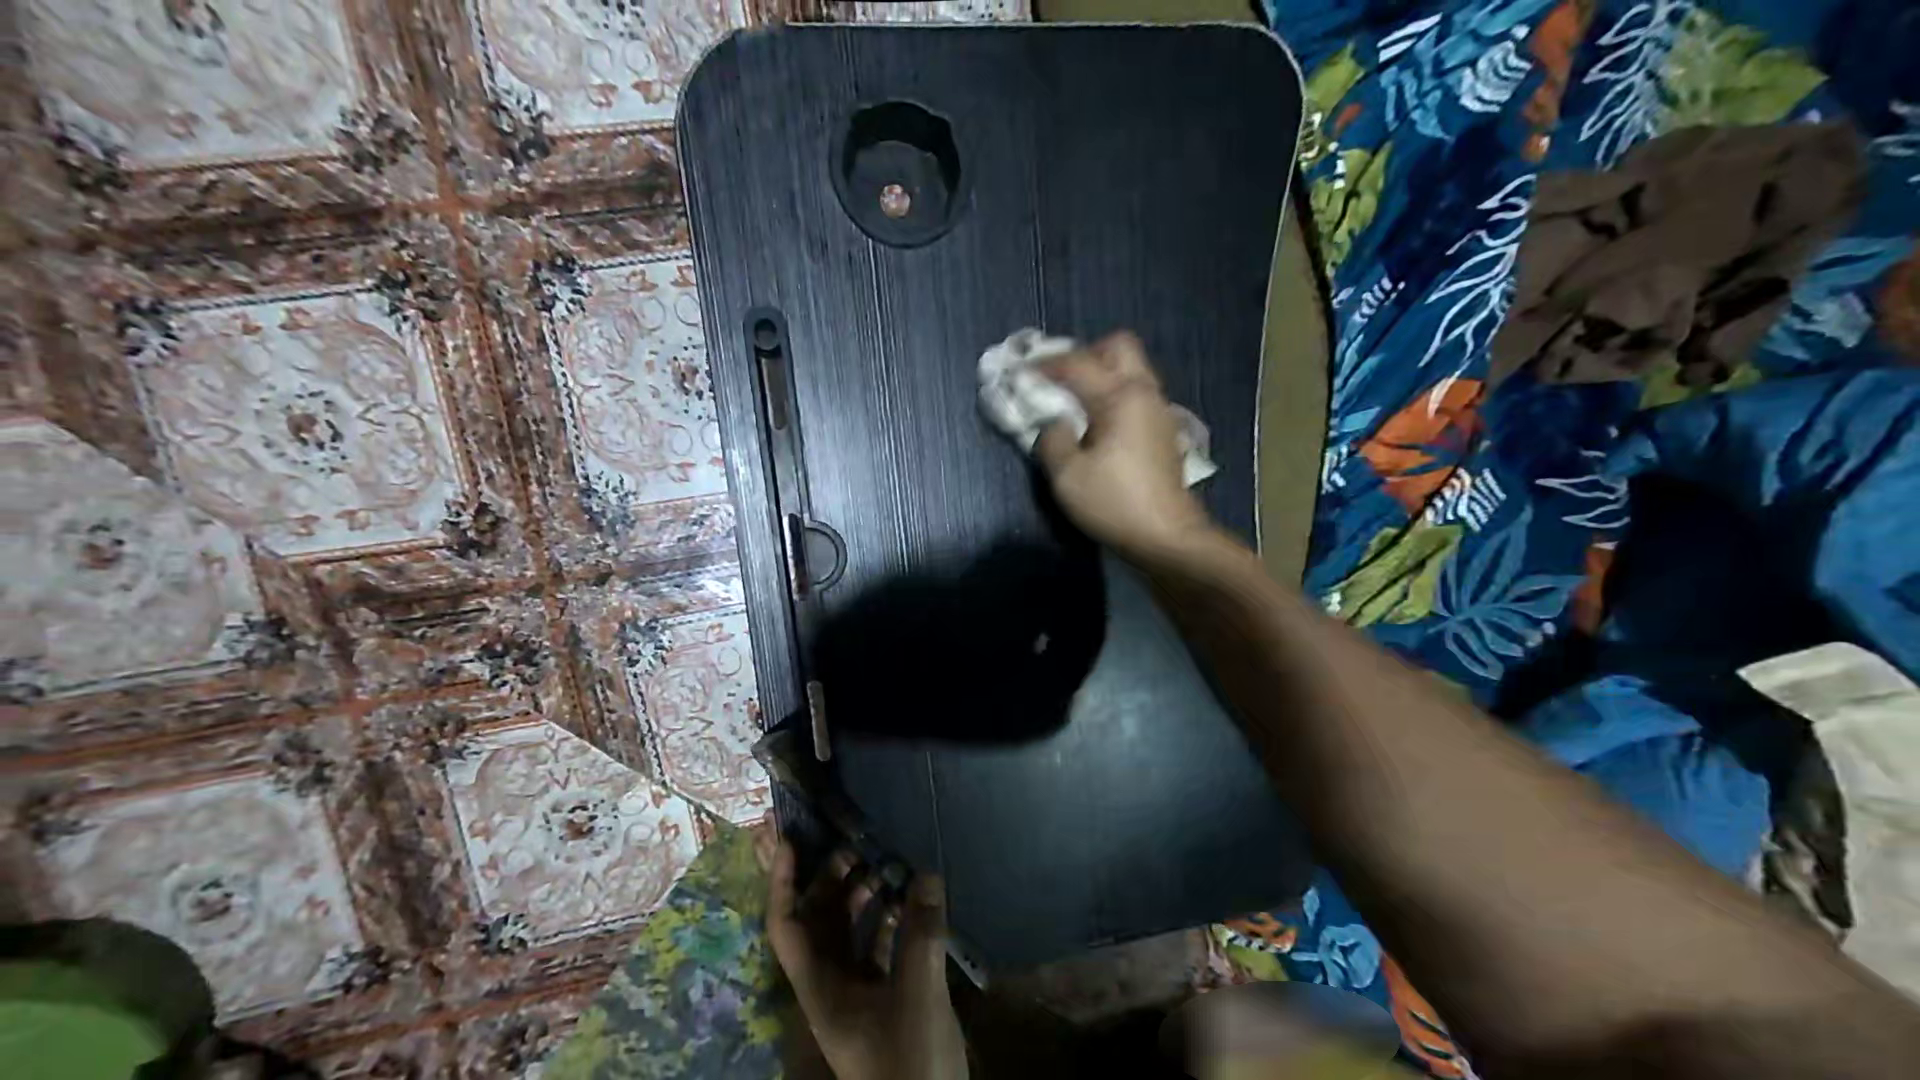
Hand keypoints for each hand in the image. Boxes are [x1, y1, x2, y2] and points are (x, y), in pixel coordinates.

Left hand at [758, 817, 967, 1079]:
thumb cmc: (910, 1061)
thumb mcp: (917, 994)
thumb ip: (920, 932)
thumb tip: (926, 875)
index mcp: (819, 987)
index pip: (787, 925)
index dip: (782, 881)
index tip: (787, 839)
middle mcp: (830, 984)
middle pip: (817, 922)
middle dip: (828, 880)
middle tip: (852, 844)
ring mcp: (857, 992)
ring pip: (848, 932)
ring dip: (860, 897)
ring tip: (883, 865)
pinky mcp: (885, 998)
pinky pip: (876, 945)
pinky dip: (887, 919)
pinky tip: (909, 901)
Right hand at [1035, 331, 1215, 561]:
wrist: (1167, 537)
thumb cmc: (1114, 503)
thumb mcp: (1067, 475)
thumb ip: (1052, 438)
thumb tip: (1057, 423)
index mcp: (1121, 396)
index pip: (1077, 363)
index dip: (1044, 365)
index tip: (1019, 373)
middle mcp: (1145, 393)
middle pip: (1119, 347)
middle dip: (1085, 354)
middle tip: (1060, 379)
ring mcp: (1159, 410)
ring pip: (1131, 370)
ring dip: (1102, 375)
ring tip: (1074, 401)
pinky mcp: (1164, 431)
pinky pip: (1136, 394)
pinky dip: (1114, 396)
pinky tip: (1098, 424)